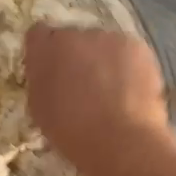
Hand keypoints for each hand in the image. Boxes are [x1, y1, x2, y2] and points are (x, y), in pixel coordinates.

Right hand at [23, 25, 171, 165]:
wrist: (120, 140)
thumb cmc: (72, 132)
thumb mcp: (40, 109)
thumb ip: (41, 80)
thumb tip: (51, 71)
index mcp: (44, 49)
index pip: (38, 34)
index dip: (47, 52)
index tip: (53, 70)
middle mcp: (75, 34)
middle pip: (74, 39)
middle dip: (78, 57)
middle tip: (86, 86)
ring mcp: (109, 38)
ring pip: (104, 45)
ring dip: (105, 61)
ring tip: (113, 93)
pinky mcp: (137, 47)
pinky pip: (129, 53)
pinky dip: (129, 67)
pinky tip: (132, 92)